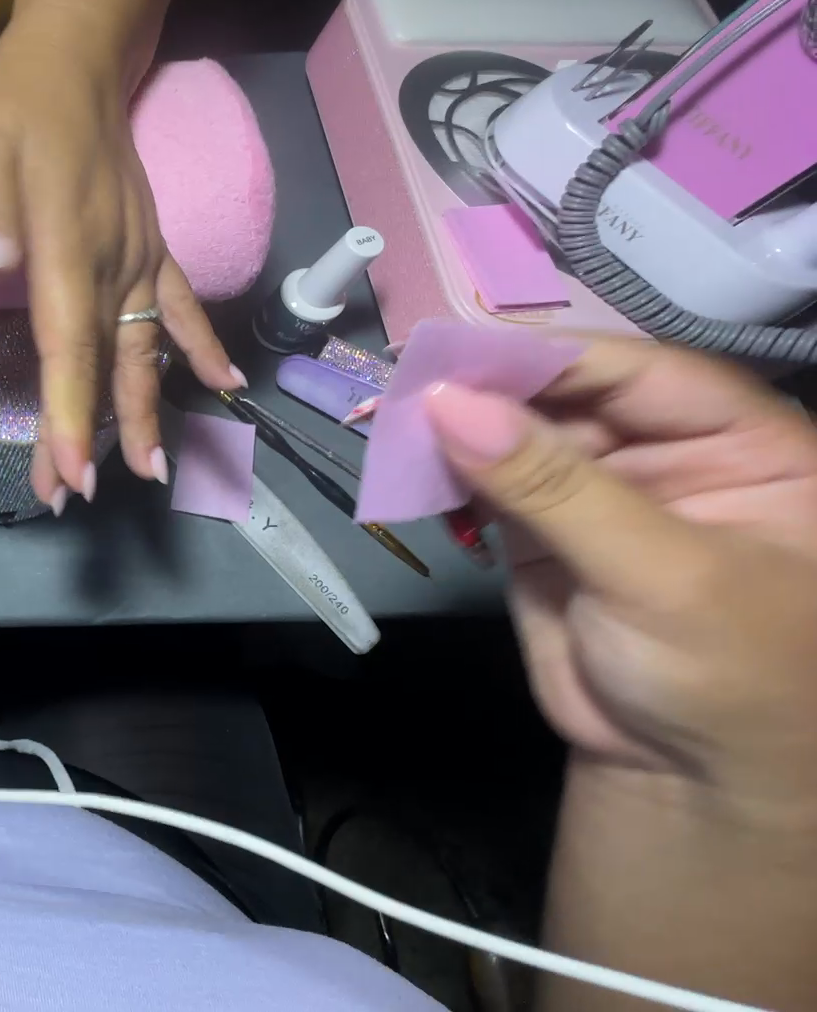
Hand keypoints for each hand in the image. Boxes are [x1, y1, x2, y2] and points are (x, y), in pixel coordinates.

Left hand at [0, 45, 241, 509]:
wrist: (69, 68)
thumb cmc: (8, 113)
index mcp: (67, 252)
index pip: (69, 350)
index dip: (71, 416)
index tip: (70, 477)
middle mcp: (114, 265)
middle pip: (104, 365)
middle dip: (93, 436)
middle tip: (71, 495)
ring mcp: (140, 257)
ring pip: (142, 348)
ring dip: (144, 412)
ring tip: (151, 472)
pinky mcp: (150, 246)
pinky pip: (181, 303)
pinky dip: (200, 345)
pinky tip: (226, 385)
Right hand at [426, 340, 816, 822]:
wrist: (685, 773)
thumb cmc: (728, 675)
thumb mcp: (658, 574)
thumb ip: (553, 486)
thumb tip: (449, 405)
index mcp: (741, 447)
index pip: (637, 373)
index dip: (546, 358)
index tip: (452, 353)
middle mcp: (663, 455)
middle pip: (561, 396)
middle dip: (482, 391)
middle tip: (399, 386)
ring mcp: (589, 492)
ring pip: (507, 435)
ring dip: (447, 430)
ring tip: (385, 422)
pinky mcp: (530, 528)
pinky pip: (475, 482)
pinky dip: (435, 472)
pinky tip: (400, 466)